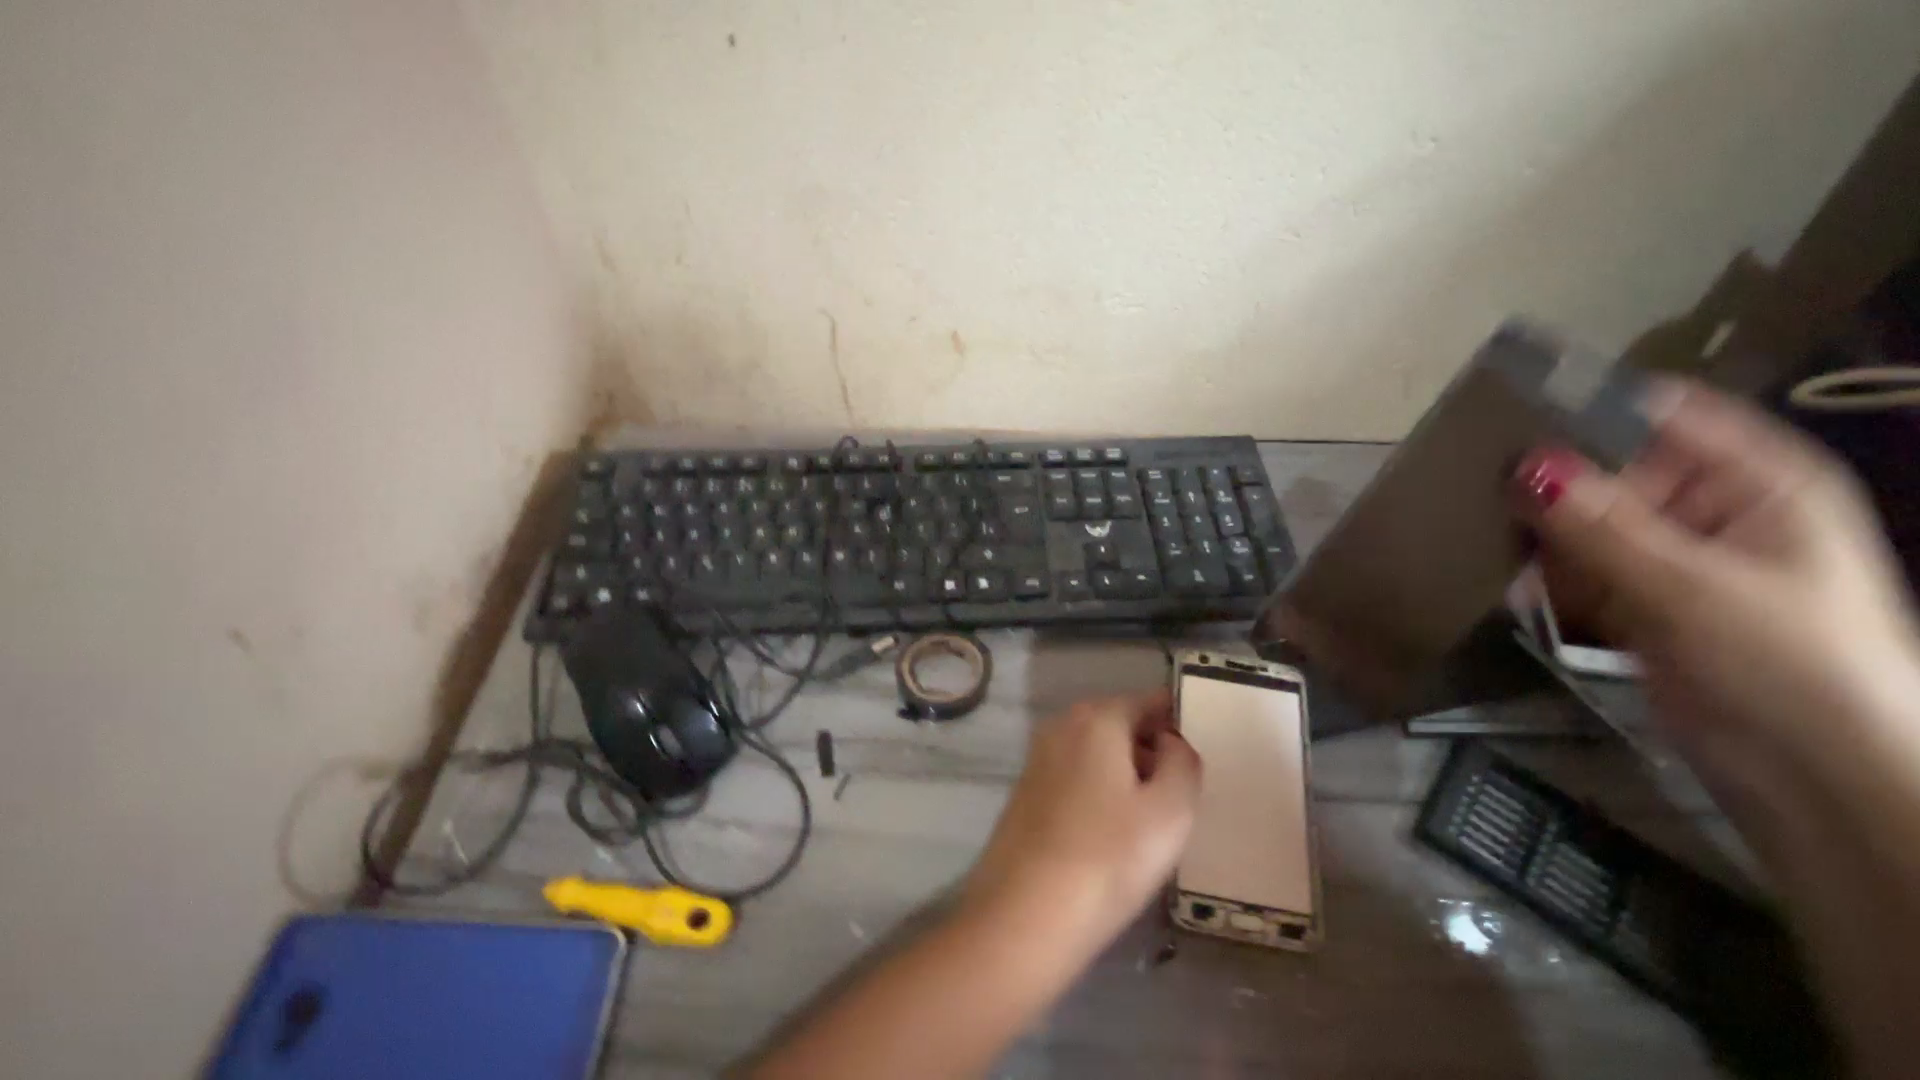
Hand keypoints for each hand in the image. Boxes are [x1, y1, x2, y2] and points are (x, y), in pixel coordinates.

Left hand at [962, 690, 1201, 952]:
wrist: (1024, 917)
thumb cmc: (1108, 859)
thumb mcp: (1171, 810)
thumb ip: (1183, 762)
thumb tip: (1170, 742)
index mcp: (1097, 718)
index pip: (1152, 701)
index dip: (1181, 724)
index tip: (1203, 758)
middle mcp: (1060, 727)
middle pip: (1122, 724)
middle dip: (1153, 750)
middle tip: (1183, 796)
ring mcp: (1037, 761)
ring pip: (1097, 754)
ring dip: (1126, 777)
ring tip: (1152, 823)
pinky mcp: (1024, 797)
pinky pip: (1076, 780)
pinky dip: (1099, 796)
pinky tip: (1113, 839)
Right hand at [1514, 378, 1919, 814]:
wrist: (1819, 780)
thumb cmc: (1788, 664)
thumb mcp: (1693, 587)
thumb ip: (1603, 527)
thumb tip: (1524, 468)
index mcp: (1757, 482)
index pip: (1667, 417)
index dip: (1595, 407)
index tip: (1512, 408)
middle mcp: (1712, 510)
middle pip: (1615, 472)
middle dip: (1553, 483)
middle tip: (1476, 482)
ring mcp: (1673, 561)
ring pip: (1588, 526)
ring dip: (1542, 535)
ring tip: (1482, 534)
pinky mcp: (1642, 606)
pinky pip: (1581, 574)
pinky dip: (1546, 579)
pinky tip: (1510, 584)